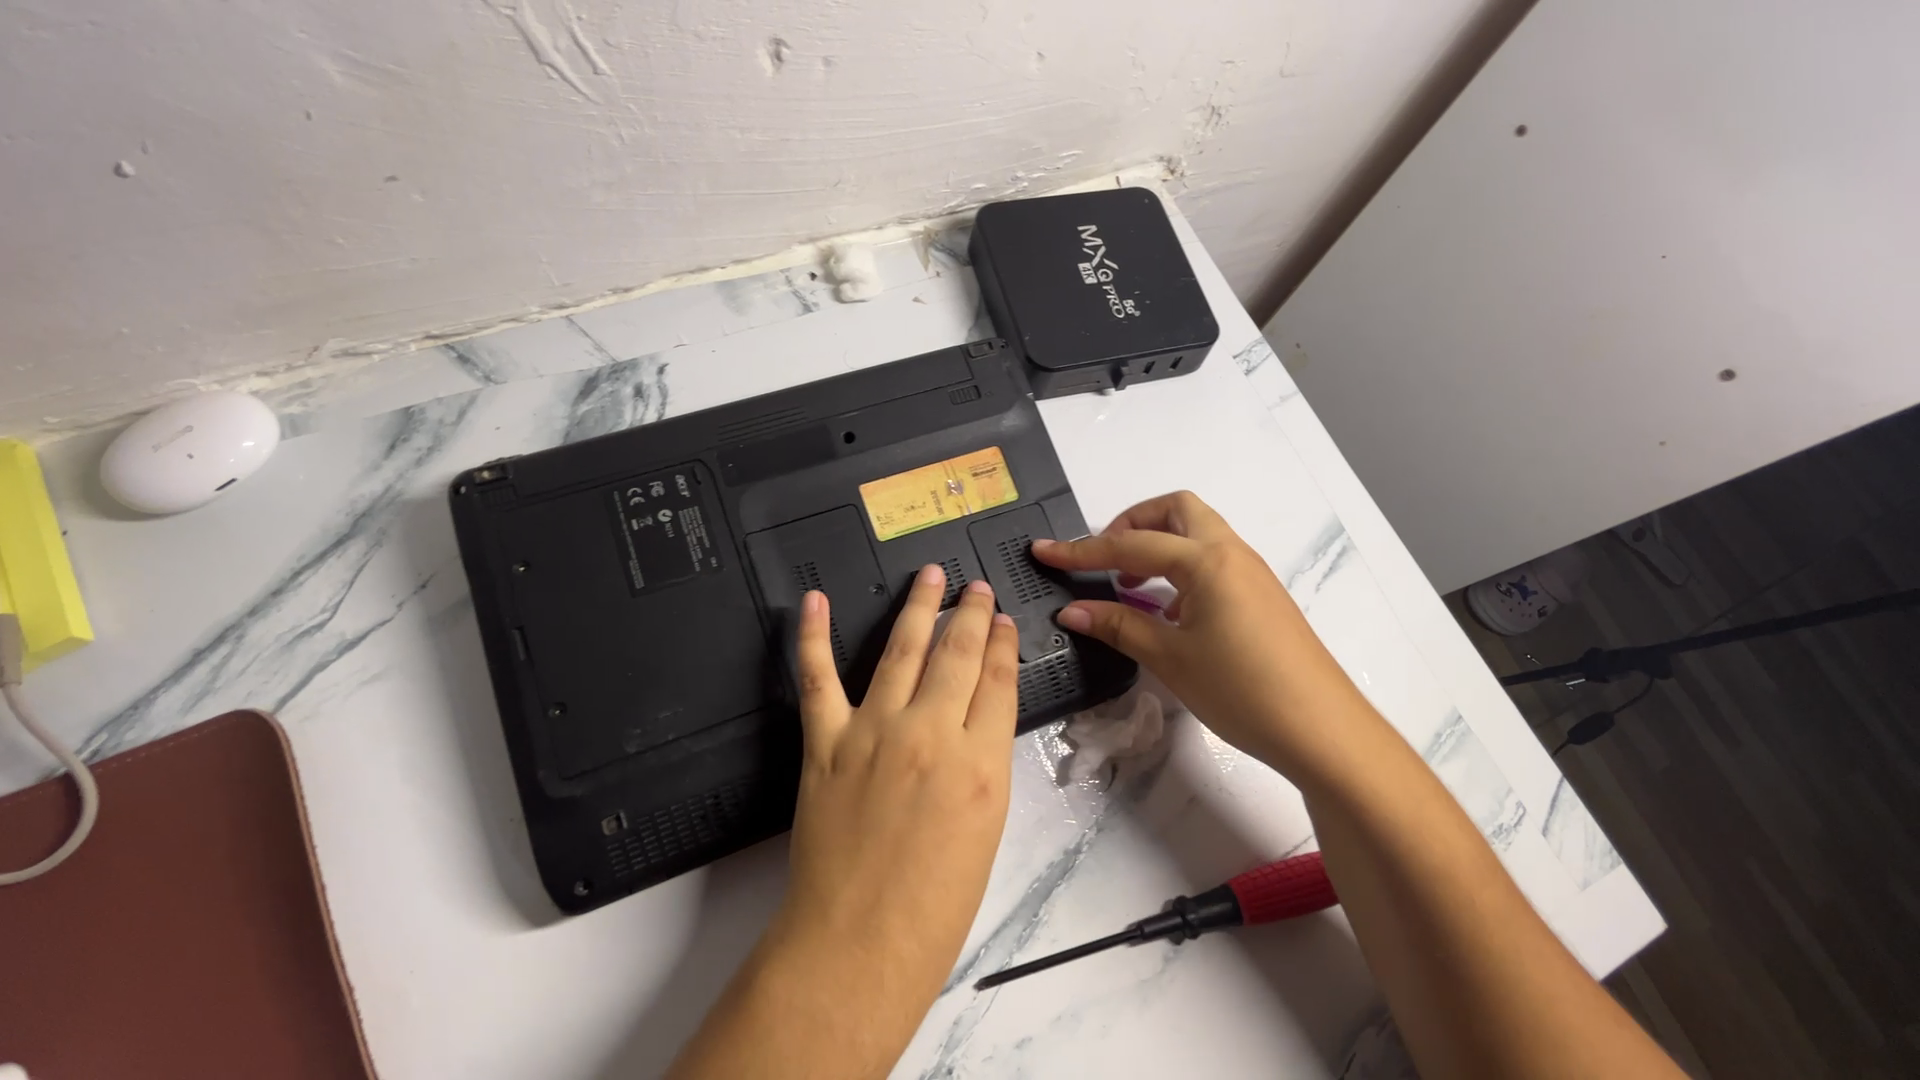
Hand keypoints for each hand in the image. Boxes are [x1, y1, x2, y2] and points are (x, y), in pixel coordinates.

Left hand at [777, 566, 1019, 1021]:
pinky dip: (813, 637)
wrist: (859, 941)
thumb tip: (977, 720)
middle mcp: (931, 734)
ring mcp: (874, 733)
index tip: (1004, 620)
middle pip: (958, 654)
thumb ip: (984, 765)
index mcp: (982, 763)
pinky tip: (816, 602)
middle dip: (971, 614)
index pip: (998, 681)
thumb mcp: (987, 830)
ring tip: (930, 576)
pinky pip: (817, 679)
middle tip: (976, 588)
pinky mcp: (825, 743)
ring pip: (900, 651)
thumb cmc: (935, 905)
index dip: (1003, 644)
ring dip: (918, 607)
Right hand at [1032, 491, 1371, 780]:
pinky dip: (1183, 570)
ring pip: (1199, 535)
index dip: (1082, 550)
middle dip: (1133, 523)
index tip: (1043, 551)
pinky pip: (1214, 562)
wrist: (1322, 729)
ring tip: (1131, 588)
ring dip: (1159, 547)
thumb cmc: (1241, 690)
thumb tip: (1071, 611)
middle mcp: (1231, 554)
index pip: (1131, 545)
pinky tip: (1169, 613)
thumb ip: (1119, 626)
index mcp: (1207, 561)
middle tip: (1106, 557)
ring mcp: (1252, 574)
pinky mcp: (1262, 597)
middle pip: (1177, 511)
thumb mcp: (1170, 658)